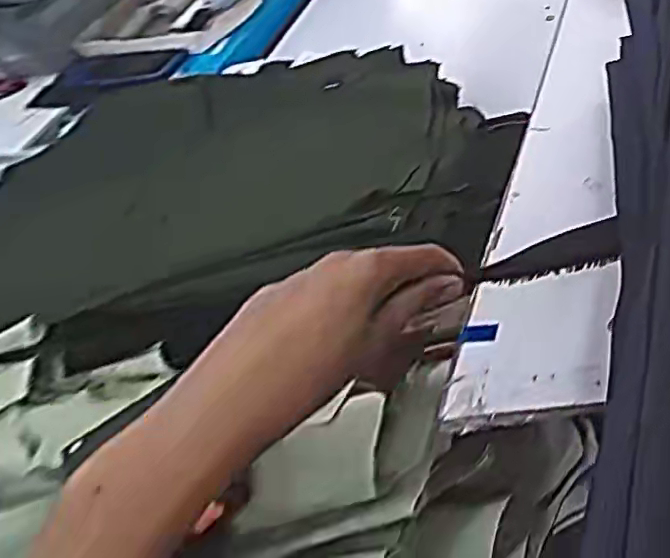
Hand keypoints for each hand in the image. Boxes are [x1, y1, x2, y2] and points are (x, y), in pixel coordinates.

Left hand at [165, 246, 469, 453]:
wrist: (214, 415)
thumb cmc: (289, 384)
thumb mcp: (375, 344)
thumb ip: (414, 307)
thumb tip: (438, 288)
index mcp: (363, 268)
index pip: (423, 254)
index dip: (446, 267)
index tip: (455, 281)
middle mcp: (328, 265)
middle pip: (385, 265)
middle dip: (408, 286)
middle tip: (423, 313)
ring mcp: (294, 282)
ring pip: (349, 282)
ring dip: (370, 301)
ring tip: (375, 340)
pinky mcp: (266, 302)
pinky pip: (315, 296)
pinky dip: (334, 312)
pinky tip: (329, 349)